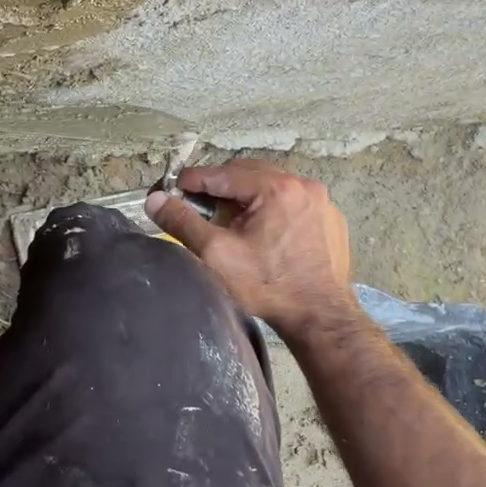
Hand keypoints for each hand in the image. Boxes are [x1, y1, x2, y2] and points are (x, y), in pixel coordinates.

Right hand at [146, 159, 356, 339]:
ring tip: (229, 219)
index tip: (171, 188)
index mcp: (276, 189)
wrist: (319, 314)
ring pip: (271, 184)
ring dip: (245, 194)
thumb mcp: (215, 253)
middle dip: (220, 184)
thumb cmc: (265, 284)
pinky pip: (292, 200)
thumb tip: (155, 199)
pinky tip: (261, 230)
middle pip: (249, 172)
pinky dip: (270, 206)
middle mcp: (303, 185)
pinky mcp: (330, 218)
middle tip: (198, 204)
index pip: (223, 173)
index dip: (192, 180)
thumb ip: (182, 222)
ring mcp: (321, 201)